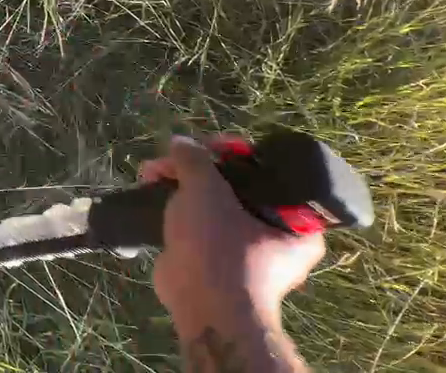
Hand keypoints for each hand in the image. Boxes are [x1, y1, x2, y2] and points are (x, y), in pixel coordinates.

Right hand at [142, 136, 325, 331]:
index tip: (203, 146)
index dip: (235, 153)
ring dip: (177, 181)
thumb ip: (194, 161)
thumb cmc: (220, 248)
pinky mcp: (212, 252)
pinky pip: (195, 217)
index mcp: (296, 226)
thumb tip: (181, 142)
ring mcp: (241, 245)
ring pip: (209, 199)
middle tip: (166, 162)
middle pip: (232, 184)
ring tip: (149, 174)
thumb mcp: (207, 194)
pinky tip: (151, 192)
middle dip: (193, 167)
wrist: (203, 303)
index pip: (269, 174)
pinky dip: (174, 203)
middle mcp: (273, 234)